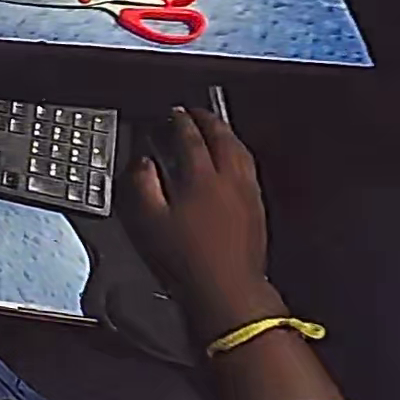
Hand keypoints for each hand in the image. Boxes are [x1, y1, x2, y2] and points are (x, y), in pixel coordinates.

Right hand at [125, 107, 284, 338]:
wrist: (226, 287)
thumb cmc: (184, 255)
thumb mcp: (148, 219)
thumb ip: (143, 184)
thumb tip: (144, 162)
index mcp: (201, 180)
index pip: (191, 140)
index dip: (181, 123)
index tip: (173, 113)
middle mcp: (229, 181)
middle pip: (223, 139)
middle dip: (209, 121)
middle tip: (196, 112)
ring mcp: (247, 194)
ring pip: (241, 152)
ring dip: (227, 134)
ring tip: (215, 127)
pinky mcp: (257, 207)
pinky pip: (249, 167)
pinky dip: (238, 153)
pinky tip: (232, 157)